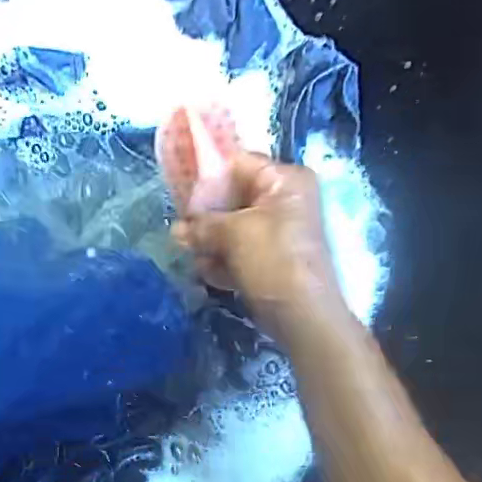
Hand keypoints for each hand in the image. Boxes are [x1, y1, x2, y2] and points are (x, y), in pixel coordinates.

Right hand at [172, 154, 345, 338]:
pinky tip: (205, 272)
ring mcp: (279, 235)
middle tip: (179, 228)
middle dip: (205, 215)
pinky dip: (223, 261)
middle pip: (233, 198)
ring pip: (234, 229)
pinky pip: (241, 254)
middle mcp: (285, 202)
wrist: (303, 318)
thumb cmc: (274, 262)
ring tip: (188, 253)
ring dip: (210, 242)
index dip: (206, 176)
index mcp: (285, 181)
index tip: (178, 192)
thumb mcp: (235, 234)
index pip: (238, 163)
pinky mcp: (272, 264)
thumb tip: (178, 230)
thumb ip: (203, 225)